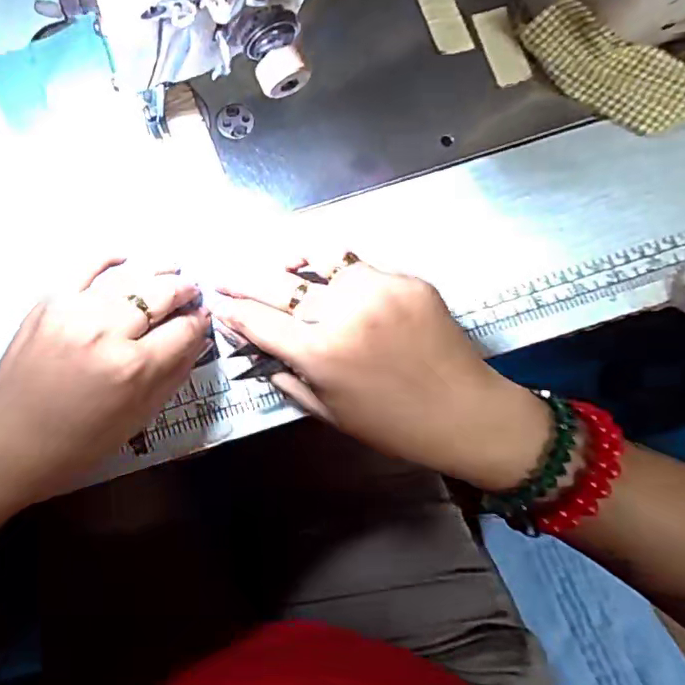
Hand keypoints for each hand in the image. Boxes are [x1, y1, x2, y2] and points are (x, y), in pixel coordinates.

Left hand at [0, 258, 211, 527]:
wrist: (6, 444)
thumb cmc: (77, 444)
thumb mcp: (137, 418)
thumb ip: (172, 374)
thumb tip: (195, 338)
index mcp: (133, 368)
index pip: (184, 330)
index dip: (199, 322)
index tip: (203, 318)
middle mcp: (106, 331)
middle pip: (160, 295)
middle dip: (183, 291)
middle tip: (193, 291)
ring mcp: (74, 312)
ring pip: (129, 279)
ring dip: (157, 272)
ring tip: (173, 269)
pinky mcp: (48, 304)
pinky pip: (84, 269)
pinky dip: (108, 260)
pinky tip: (126, 258)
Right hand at [214, 256, 550, 491]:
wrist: (466, 412)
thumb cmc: (393, 425)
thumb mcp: (330, 411)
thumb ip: (290, 378)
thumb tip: (262, 351)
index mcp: (321, 354)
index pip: (260, 322)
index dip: (234, 311)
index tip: (219, 304)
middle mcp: (344, 314)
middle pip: (279, 285)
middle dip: (245, 279)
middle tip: (226, 274)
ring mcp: (378, 290)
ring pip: (322, 261)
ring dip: (295, 261)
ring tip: (282, 260)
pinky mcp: (407, 280)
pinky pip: (362, 267)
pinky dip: (342, 272)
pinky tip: (334, 278)